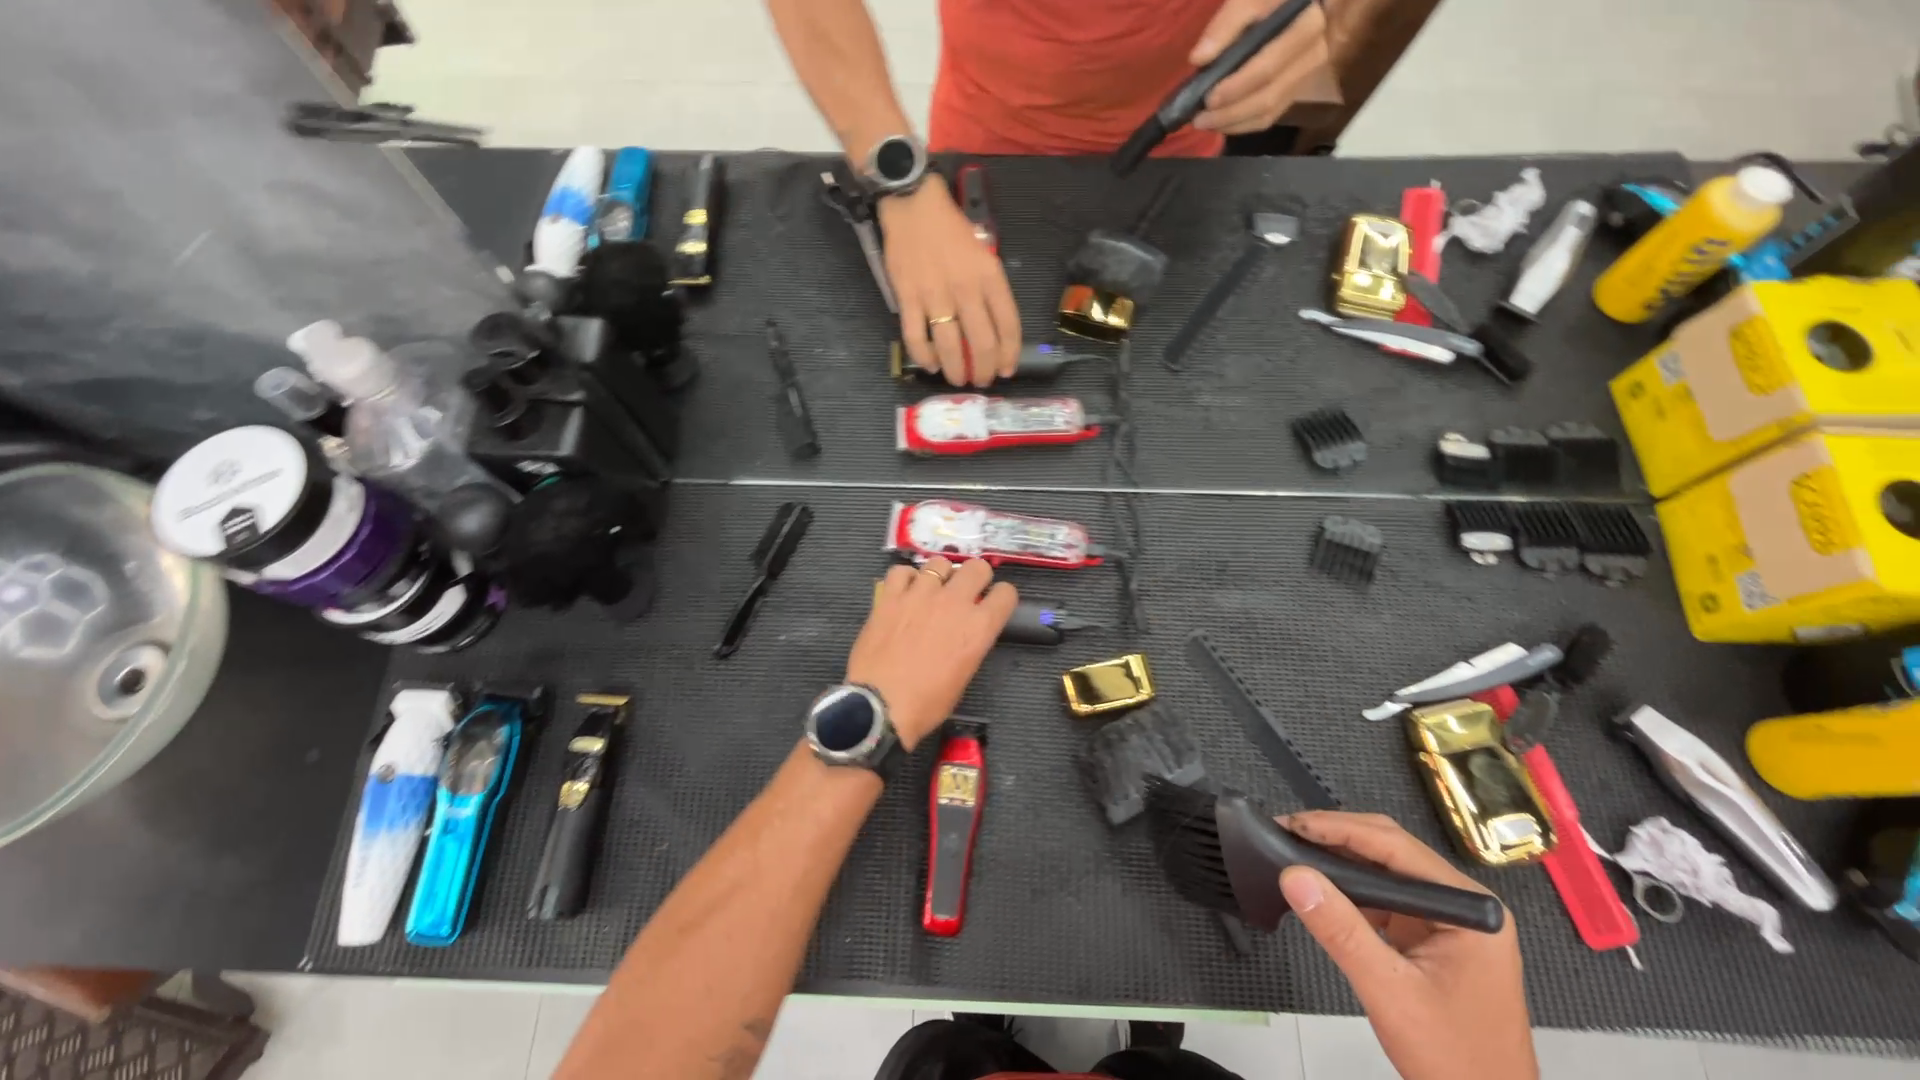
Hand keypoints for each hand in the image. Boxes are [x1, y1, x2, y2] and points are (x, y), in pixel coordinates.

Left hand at [845, 558, 1016, 749]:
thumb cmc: (927, 703)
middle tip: (966, 592)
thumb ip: (970, 642)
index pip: (1006, 593)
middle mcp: (953, 602)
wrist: (881, 706)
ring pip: (940, 563)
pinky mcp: (890, 596)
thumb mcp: (964, 674)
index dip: (1001, 598)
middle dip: (977, 577)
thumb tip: (965, 629)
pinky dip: (907, 578)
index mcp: (978, 627)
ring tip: (934, 589)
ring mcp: (920, 595)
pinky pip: (902, 571)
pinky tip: (905, 591)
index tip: (992, 605)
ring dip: (942, 574)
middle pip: (978, 567)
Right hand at [876, 183, 1021, 386]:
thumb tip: (991, 327)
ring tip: (958, 379)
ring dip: (956, 370)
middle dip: (984, 370)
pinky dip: (925, 357)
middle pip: (982, 343)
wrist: (913, 205)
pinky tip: (931, 365)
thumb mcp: (983, 253)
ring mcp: (935, 296)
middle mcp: (966, 290)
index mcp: (989, 277)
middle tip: (981, 380)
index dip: (1009, 354)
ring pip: (951, 347)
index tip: (1006, 370)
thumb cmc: (951, 229)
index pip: (1008, 325)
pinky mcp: (908, 298)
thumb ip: (988, 288)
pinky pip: (917, 337)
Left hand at [1189, 0, 1326, 134]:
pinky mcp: (1298, 87)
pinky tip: (1222, 123)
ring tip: (1206, 123)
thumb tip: (1199, 58)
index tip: (1208, 97)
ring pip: (1269, 110)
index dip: (1237, 86)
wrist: (1296, 3)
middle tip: (1199, 119)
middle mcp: (1314, 54)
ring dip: (1234, 122)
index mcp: (1307, 25)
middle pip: (1268, 95)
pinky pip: (1271, 115)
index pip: (1269, 65)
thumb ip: (1227, 24)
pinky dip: (1243, 123)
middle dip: (1230, 112)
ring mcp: (1307, 74)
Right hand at [1279, 812, 1537, 1079]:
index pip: (1396, 847)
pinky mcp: (1433, 939)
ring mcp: (1449, 921)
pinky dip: (1352, 893)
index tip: (1291, 824)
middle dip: (1337, 839)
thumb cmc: (1451, 1055)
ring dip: (1342, 864)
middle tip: (1285, 833)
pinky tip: (1321, 890)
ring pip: (1386, 873)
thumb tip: (1293, 876)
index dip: (1340, 829)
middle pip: (1392, 852)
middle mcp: (1464, 903)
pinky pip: (1387, 901)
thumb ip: (1340, 930)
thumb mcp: (1390, 991)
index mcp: (1469, 907)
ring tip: (1294, 853)